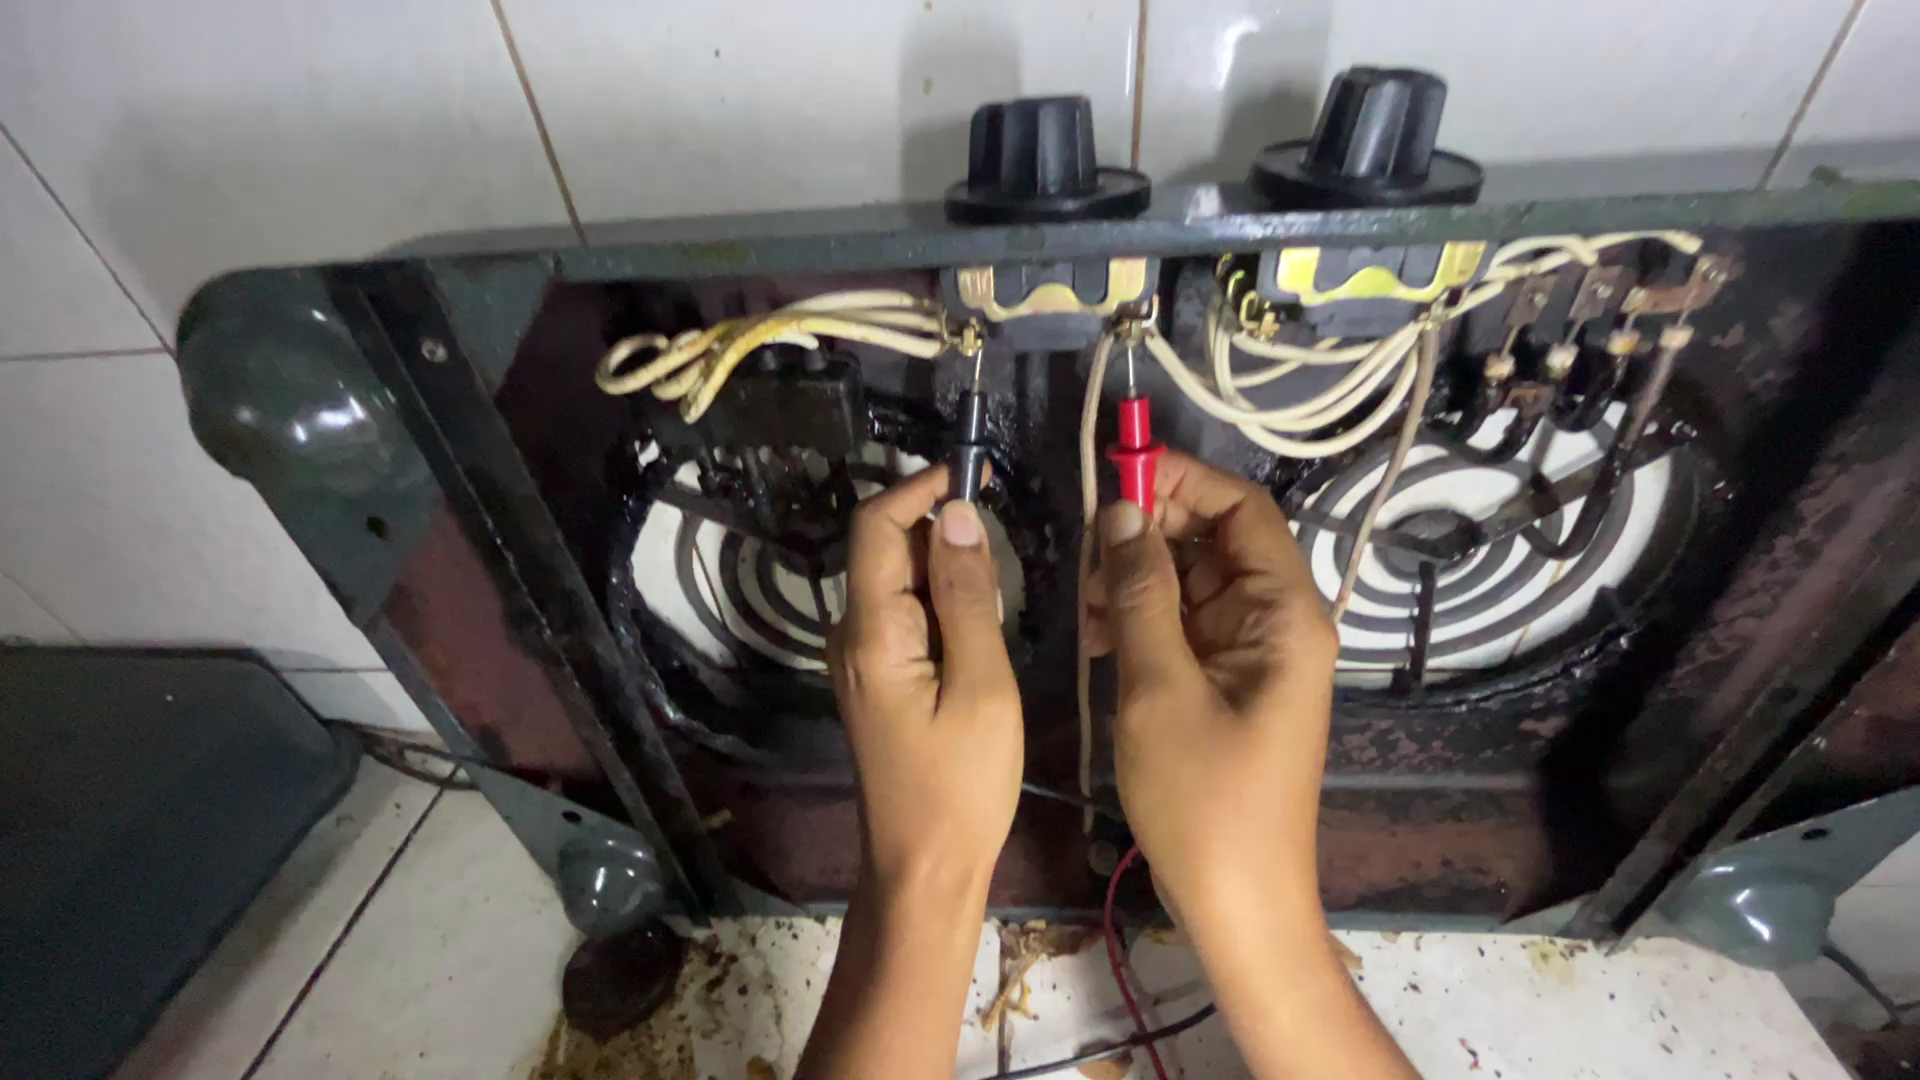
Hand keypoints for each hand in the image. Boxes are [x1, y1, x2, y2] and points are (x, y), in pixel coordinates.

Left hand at [829, 465, 1020, 891]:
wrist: (924, 865)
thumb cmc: (962, 783)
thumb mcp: (981, 684)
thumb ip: (967, 597)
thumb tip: (957, 514)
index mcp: (871, 631)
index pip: (875, 527)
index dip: (917, 489)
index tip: (971, 475)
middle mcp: (852, 635)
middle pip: (884, 549)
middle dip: (937, 527)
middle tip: (1000, 536)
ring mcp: (861, 658)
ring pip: (896, 581)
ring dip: (941, 564)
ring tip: (997, 578)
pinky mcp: (878, 677)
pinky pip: (903, 614)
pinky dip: (938, 599)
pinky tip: (977, 618)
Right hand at [1088, 452, 1338, 923]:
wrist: (1235, 900)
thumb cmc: (1204, 798)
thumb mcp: (1159, 687)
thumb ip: (1141, 593)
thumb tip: (1122, 512)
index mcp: (1284, 613)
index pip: (1243, 509)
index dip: (1182, 481)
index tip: (1116, 476)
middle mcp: (1275, 620)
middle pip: (1213, 540)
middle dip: (1148, 535)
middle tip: (1088, 555)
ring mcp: (1248, 649)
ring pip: (1188, 579)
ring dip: (1135, 579)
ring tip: (1087, 607)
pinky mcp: (1223, 675)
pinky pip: (1180, 620)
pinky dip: (1139, 617)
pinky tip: (1099, 637)